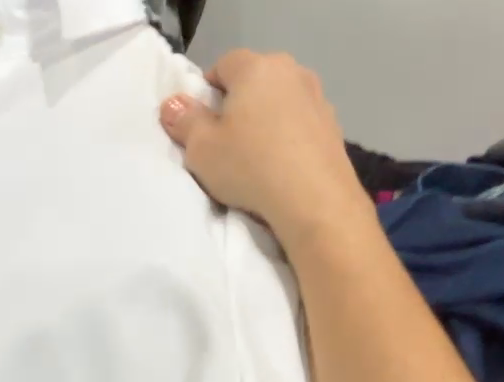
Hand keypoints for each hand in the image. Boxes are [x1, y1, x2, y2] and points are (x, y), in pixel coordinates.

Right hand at [159, 50, 371, 239]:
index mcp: (256, 68)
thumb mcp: (201, 149)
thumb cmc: (248, 165)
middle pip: (254, 79)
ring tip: (251, 153)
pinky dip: (284, 133)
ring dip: (262, 117)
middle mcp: (291, 70)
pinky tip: (276, 162)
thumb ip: (185, 121)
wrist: (311, 196)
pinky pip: (297, 120)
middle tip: (221, 139)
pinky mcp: (331, 121)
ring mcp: (316, 94)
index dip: (207, 89)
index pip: (225, 63)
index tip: (200, 121)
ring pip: (278, 99)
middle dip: (236, 102)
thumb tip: (172, 103)